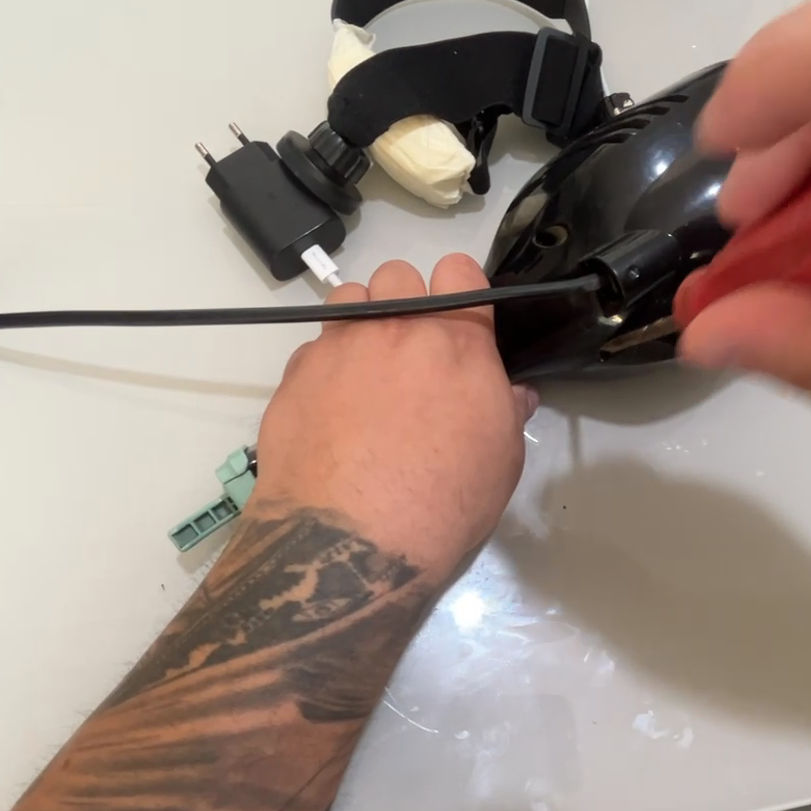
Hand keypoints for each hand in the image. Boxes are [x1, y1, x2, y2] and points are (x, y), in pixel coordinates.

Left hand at [251, 254, 536, 575]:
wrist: (353, 539)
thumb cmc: (445, 502)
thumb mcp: (502, 461)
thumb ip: (507, 411)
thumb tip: (514, 392)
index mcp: (458, 342)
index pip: (460, 271)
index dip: (460, 291)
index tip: (458, 322)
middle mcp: (397, 328)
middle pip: (399, 273)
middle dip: (406, 303)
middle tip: (409, 353)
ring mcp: (340, 345)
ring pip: (349, 297)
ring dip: (361, 321)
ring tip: (364, 371)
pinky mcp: (296, 372)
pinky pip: (314, 347)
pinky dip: (326, 366)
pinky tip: (332, 410)